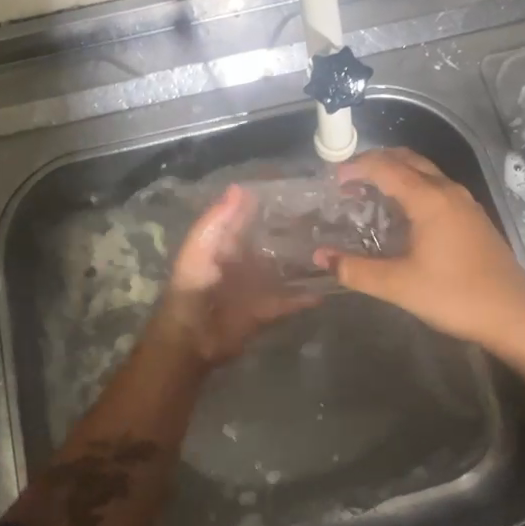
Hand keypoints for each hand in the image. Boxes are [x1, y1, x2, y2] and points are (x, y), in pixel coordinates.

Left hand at [150, 185, 320, 367]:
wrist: (192, 338)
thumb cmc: (193, 288)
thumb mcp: (200, 248)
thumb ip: (218, 220)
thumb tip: (241, 187)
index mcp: (222, 244)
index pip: (245, 217)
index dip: (265, 202)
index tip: (296, 187)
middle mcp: (241, 262)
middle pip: (270, 242)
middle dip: (292, 231)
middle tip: (326, 216)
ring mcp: (254, 287)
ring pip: (282, 270)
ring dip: (301, 262)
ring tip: (332, 247)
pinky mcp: (264, 311)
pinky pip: (288, 301)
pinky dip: (303, 297)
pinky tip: (325, 289)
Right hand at [315, 148, 524, 346]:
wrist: (516, 315)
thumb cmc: (455, 296)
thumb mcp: (398, 286)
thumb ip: (355, 270)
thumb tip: (320, 257)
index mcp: (429, 199)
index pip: (386, 167)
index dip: (356, 167)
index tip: (333, 179)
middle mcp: (447, 191)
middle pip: (407, 159)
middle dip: (375, 162)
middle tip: (347, 180)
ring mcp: (464, 203)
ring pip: (424, 172)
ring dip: (395, 174)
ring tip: (368, 194)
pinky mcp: (472, 218)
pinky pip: (435, 188)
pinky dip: (412, 187)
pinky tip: (400, 216)